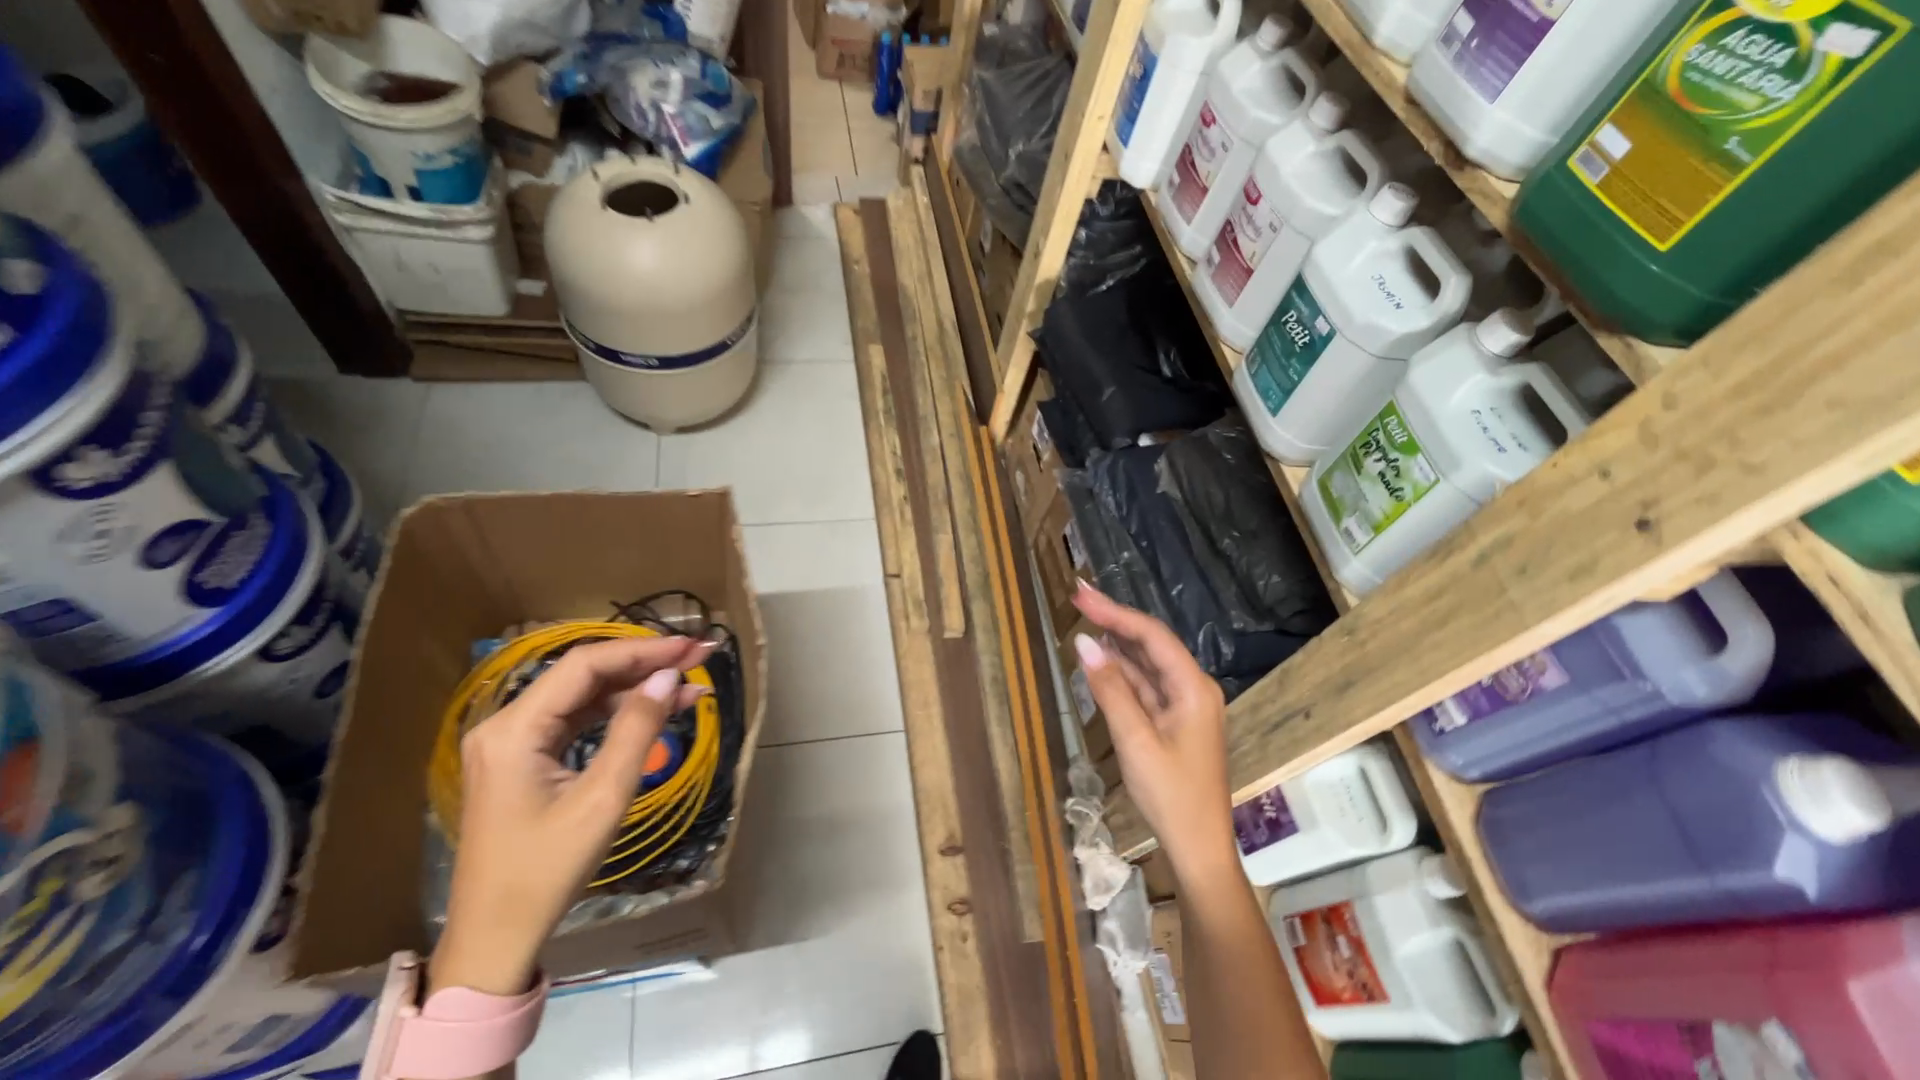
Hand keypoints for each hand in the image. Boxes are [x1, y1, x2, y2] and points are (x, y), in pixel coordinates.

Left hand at [430, 636, 714, 996]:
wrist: (495, 935)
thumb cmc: (547, 871)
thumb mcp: (602, 799)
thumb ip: (636, 731)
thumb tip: (668, 678)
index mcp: (513, 729)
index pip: (584, 666)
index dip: (642, 650)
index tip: (692, 647)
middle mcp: (503, 724)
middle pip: (581, 675)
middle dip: (642, 664)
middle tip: (698, 657)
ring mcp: (508, 743)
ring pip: (579, 697)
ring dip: (632, 689)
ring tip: (687, 687)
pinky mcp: (518, 761)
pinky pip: (571, 723)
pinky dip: (612, 715)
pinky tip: (652, 712)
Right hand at [1070, 583, 1235, 881]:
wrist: (1198, 848)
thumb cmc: (1171, 795)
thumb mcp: (1135, 741)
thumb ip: (1110, 689)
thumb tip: (1084, 644)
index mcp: (1193, 688)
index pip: (1152, 636)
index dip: (1115, 611)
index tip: (1081, 594)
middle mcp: (1194, 690)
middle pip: (1151, 646)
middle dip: (1115, 621)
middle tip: (1078, 599)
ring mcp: (1185, 708)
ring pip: (1147, 667)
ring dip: (1117, 647)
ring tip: (1084, 621)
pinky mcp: (1175, 725)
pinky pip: (1146, 690)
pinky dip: (1122, 676)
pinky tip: (1101, 663)